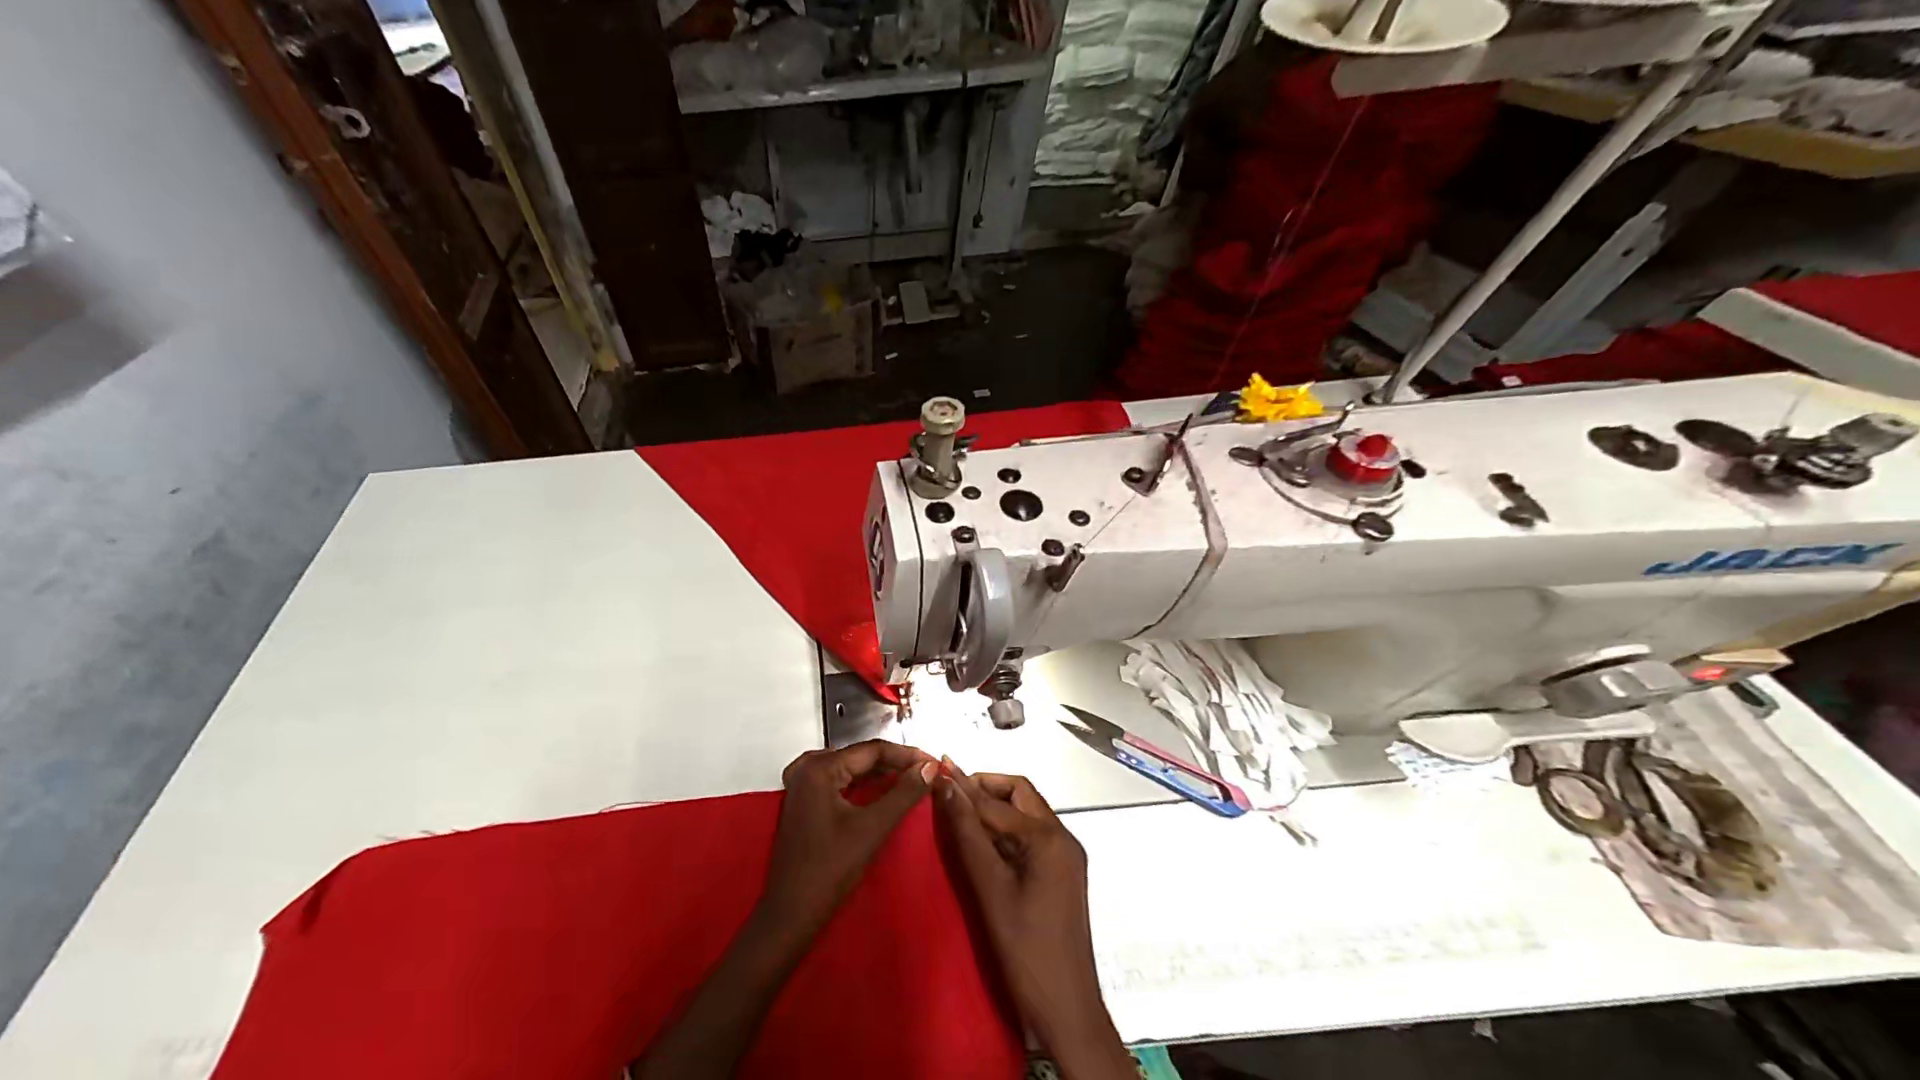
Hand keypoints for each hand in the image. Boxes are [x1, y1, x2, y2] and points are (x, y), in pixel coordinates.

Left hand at [762, 740, 937, 929]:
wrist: (792, 912)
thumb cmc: (830, 870)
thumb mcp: (873, 828)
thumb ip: (904, 793)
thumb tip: (929, 768)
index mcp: (819, 768)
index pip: (872, 750)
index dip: (907, 755)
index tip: (933, 763)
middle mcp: (806, 768)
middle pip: (860, 756)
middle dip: (895, 763)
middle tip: (926, 771)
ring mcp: (802, 784)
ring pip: (851, 768)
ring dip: (881, 773)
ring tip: (911, 779)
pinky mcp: (803, 801)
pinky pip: (840, 781)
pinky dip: (863, 784)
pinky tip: (883, 791)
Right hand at [938, 763, 1132, 1078]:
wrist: (1066, 1008)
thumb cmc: (1026, 950)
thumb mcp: (990, 889)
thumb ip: (968, 834)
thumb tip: (947, 786)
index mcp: (1050, 838)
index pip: (998, 801)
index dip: (964, 787)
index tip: (936, 771)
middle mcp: (1063, 838)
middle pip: (1021, 795)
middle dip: (985, 788)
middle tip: (949, 794)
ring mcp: (1065, 857)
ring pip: (1026, 815)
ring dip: (994, 809)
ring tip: (958, 815)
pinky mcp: (1061, 875)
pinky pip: (1030, 837)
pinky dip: (1005, 832)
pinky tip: (980, 844)